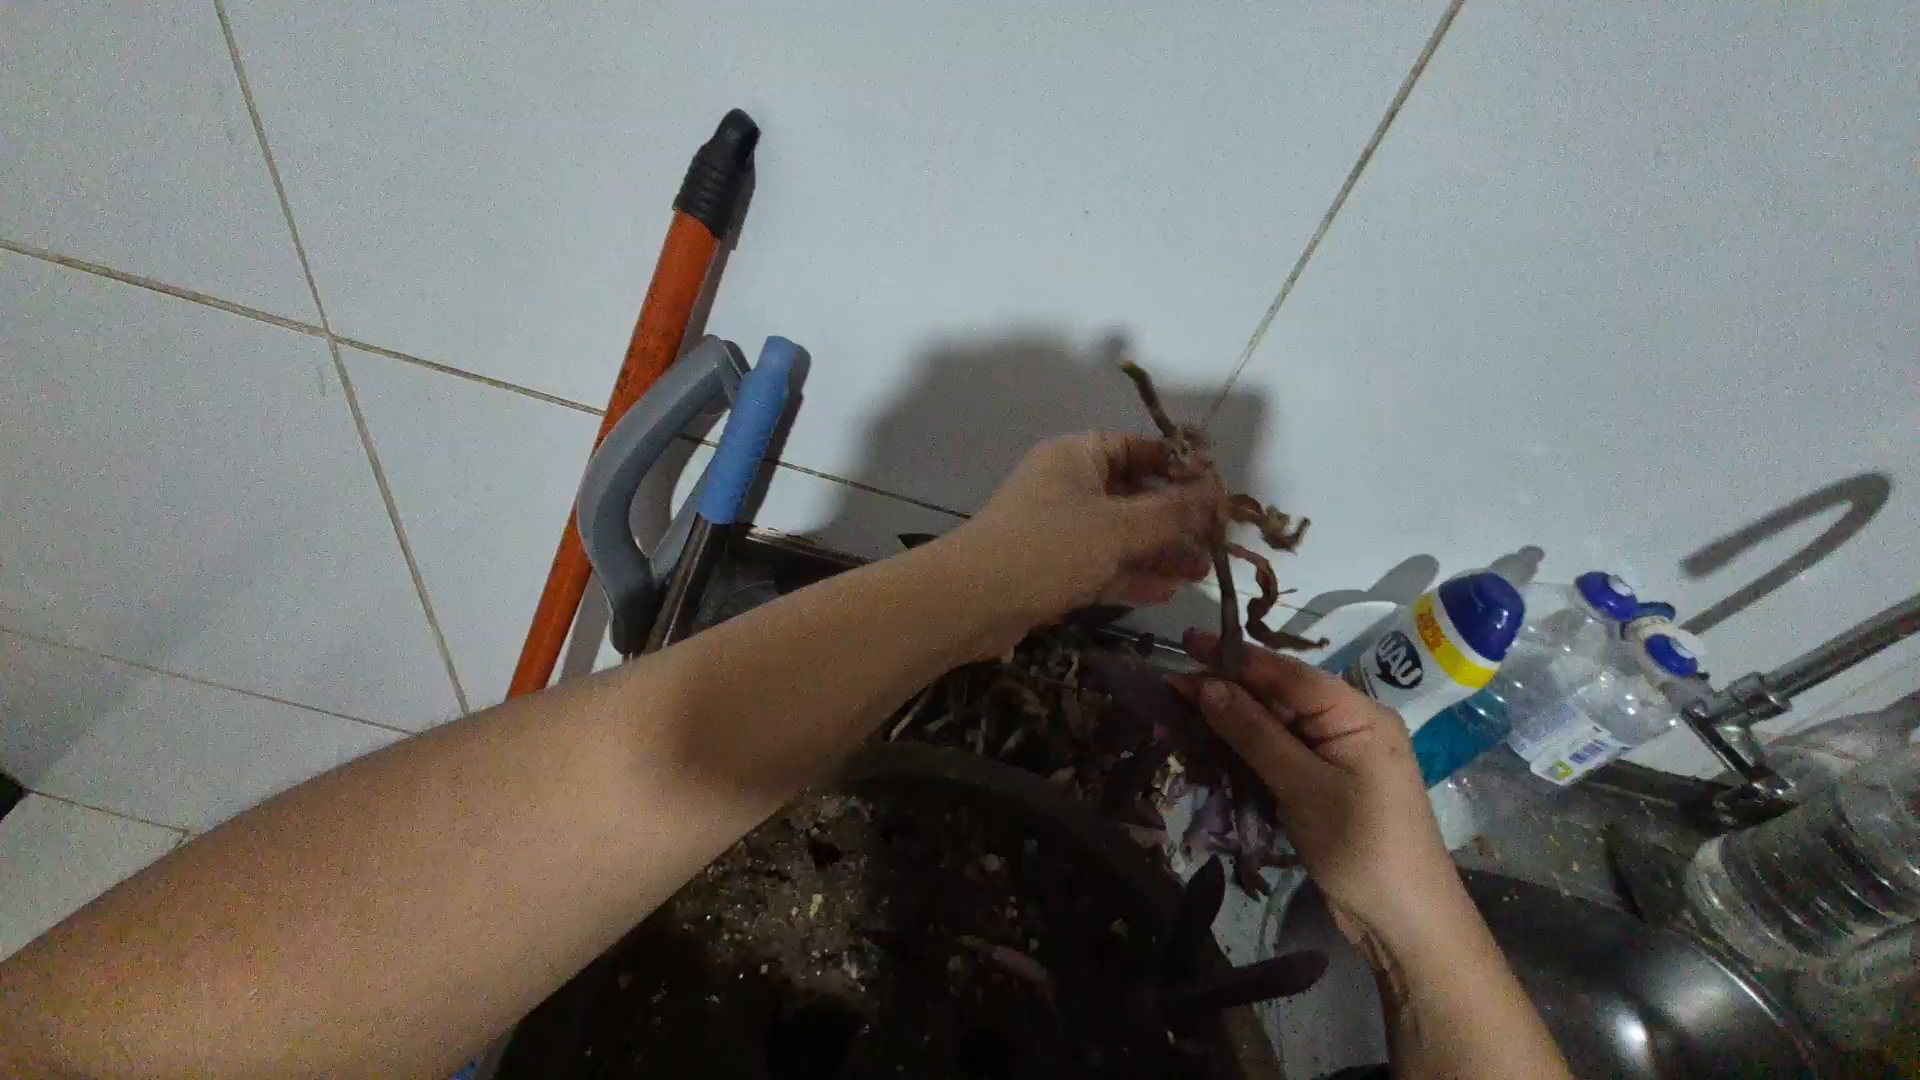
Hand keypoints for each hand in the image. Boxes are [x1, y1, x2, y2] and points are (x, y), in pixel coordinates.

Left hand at [946, 433, 1214, 619]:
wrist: (972, 600)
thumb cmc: (1049, 547)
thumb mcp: (1118, 527)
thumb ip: (1170, 513)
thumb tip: (1216, 493)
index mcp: (1077, 456)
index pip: (1137, 449)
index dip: (1178, 467)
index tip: (1217, 490)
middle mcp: (1067, 486)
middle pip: (1132, 496)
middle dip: (1175, 519)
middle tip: (1218, 541)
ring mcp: (1058, 530)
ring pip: (1119, 536)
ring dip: (1159, 552)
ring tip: (1203, 571)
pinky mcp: (1052, 569)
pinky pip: (1101, 566)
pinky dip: (1131, 576)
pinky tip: (1168, 591)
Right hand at [1172, 630, 1462, 946]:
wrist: (1407, 927)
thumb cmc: (1361, 849)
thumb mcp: (1303, 786)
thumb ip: (1254, 733)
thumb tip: (1206, 686)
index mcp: (1356, 714)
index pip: (1285, 673)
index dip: (1233, 657)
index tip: (1186, 643)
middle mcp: (1346, 725)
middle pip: (1276, 695)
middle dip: (1224, 690)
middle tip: (1169, 688)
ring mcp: (1334, 756)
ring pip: (1271, 724)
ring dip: (1226, 722)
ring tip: (1177, 715)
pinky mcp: (1321, 783)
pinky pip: (1275, 753)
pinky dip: (1241, 750)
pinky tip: (1207, 746)